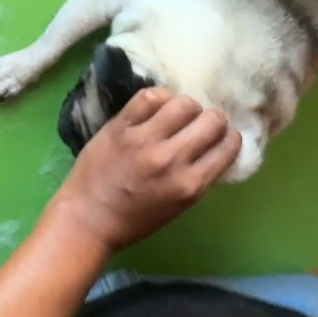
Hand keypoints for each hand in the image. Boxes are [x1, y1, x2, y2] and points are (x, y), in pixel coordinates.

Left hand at [44, 89, 239, 256]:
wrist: (88, 218)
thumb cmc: (134, 219)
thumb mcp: (178, 204)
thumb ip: (197, 176)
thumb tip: (213, 148)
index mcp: (190, 185)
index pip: (228, 146)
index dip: (230, 136)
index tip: (222, 135)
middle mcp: (172, 159)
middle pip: (211, 120)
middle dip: (212, 118)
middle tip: (200, 122)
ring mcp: (144, 139)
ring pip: (183, 103)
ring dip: (186, 106)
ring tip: (177, 113)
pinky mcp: (120, 126)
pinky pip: (149, 97)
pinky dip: (159, 97)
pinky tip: (157, 106)